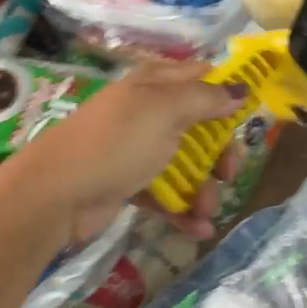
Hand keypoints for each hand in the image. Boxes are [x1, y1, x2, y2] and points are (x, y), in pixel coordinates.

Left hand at [7, 59, 246, 241]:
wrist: (55, 193)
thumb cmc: (116, 142)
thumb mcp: (166, 110)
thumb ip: (206, 98)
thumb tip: (241, 89)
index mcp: (156, 83)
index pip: (203, 77)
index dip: (228, 93)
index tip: (250, 117)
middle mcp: (150, 112)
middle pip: (201, 127)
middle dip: (220, 153)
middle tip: (228, 174)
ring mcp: (139, 149)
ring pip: (187, 164)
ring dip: (204, 189)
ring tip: (206, 211)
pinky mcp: (130, 184)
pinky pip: (167, 194)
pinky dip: (184, 210)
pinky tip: (199, 230)